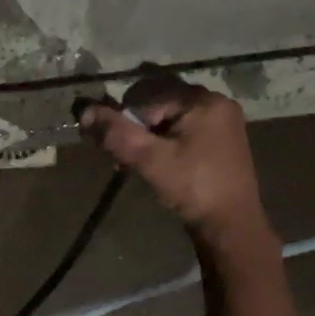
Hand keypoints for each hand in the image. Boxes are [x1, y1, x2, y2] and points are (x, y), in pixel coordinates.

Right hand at [81, 71, 270, 246]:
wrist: (230, 222)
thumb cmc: (191, 187)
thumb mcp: (148, 159)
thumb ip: (116, 134)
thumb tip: (85, 111)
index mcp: (202, 101)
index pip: (148, 93)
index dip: (125, 116)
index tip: (116, 146)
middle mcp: (216, 102)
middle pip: (160, 100)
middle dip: (136, 125)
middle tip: (126, 155)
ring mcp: (222, 120)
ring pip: (170, 115)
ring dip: (148, 134)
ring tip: (139, 162)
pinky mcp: (222, 137)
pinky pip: (184, 126)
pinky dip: (165, 139)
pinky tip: (159, 163)